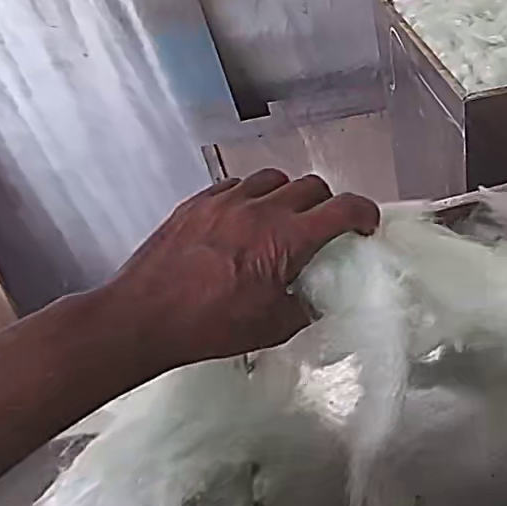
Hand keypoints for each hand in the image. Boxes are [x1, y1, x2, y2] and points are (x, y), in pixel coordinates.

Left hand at [97, 169, 378, 370]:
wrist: (140, 319)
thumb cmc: (207, 325)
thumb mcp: (274, 326)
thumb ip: (306, 305)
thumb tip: (313, 297)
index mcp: (287, 239)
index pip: (343, 209)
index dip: (365, 212)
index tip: (366, 224)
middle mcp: (261, 211)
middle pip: (313, 186)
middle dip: (328, 203)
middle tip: (324, 225)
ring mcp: (226, 202)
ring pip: (274, 179)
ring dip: (289, 195)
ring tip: (283, 217)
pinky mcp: (197, 203)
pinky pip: (236, 185)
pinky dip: (251, 196)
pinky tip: (245, 218)